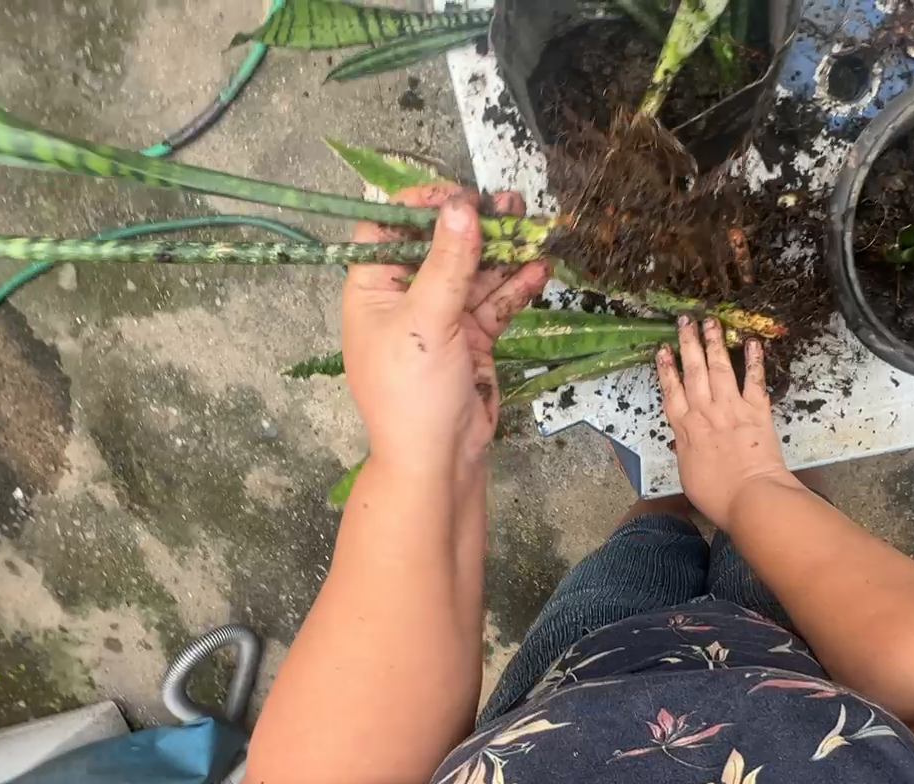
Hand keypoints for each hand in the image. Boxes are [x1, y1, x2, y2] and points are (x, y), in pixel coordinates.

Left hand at [340, 186, 549, 476]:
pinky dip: (516, 289)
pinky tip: (539, 271)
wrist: (438, 458)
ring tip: (535, 230)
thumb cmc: (413, 393)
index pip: (392, 229)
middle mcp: (407, 298)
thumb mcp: (427, 321)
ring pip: (475, 275)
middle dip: (476, 228)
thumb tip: (461, 206)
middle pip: (442, 248)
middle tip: (511, 205)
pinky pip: (495, 305)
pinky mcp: (473, 340)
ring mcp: (442, 319)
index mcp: (374, 288)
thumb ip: (448, 263)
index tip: (461, 194)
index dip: (424, 207)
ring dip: (504, 255)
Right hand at [656, 317, 800, 529]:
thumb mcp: (688, 474)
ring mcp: (732, 409)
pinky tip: (751, 342)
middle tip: (685, 321)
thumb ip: (686, 450)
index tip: (663, 350)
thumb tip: (686, 440)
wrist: (751, 497)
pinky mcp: (757, 412)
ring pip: (719, 368)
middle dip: (688, 344)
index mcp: (685, 430)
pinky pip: (754, 380)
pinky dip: (753, 360)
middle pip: (694, 372)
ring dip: (714, 343)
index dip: (667, 369)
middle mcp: (705, 413)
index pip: (672, 392)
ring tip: (710, 322)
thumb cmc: (717, 496)